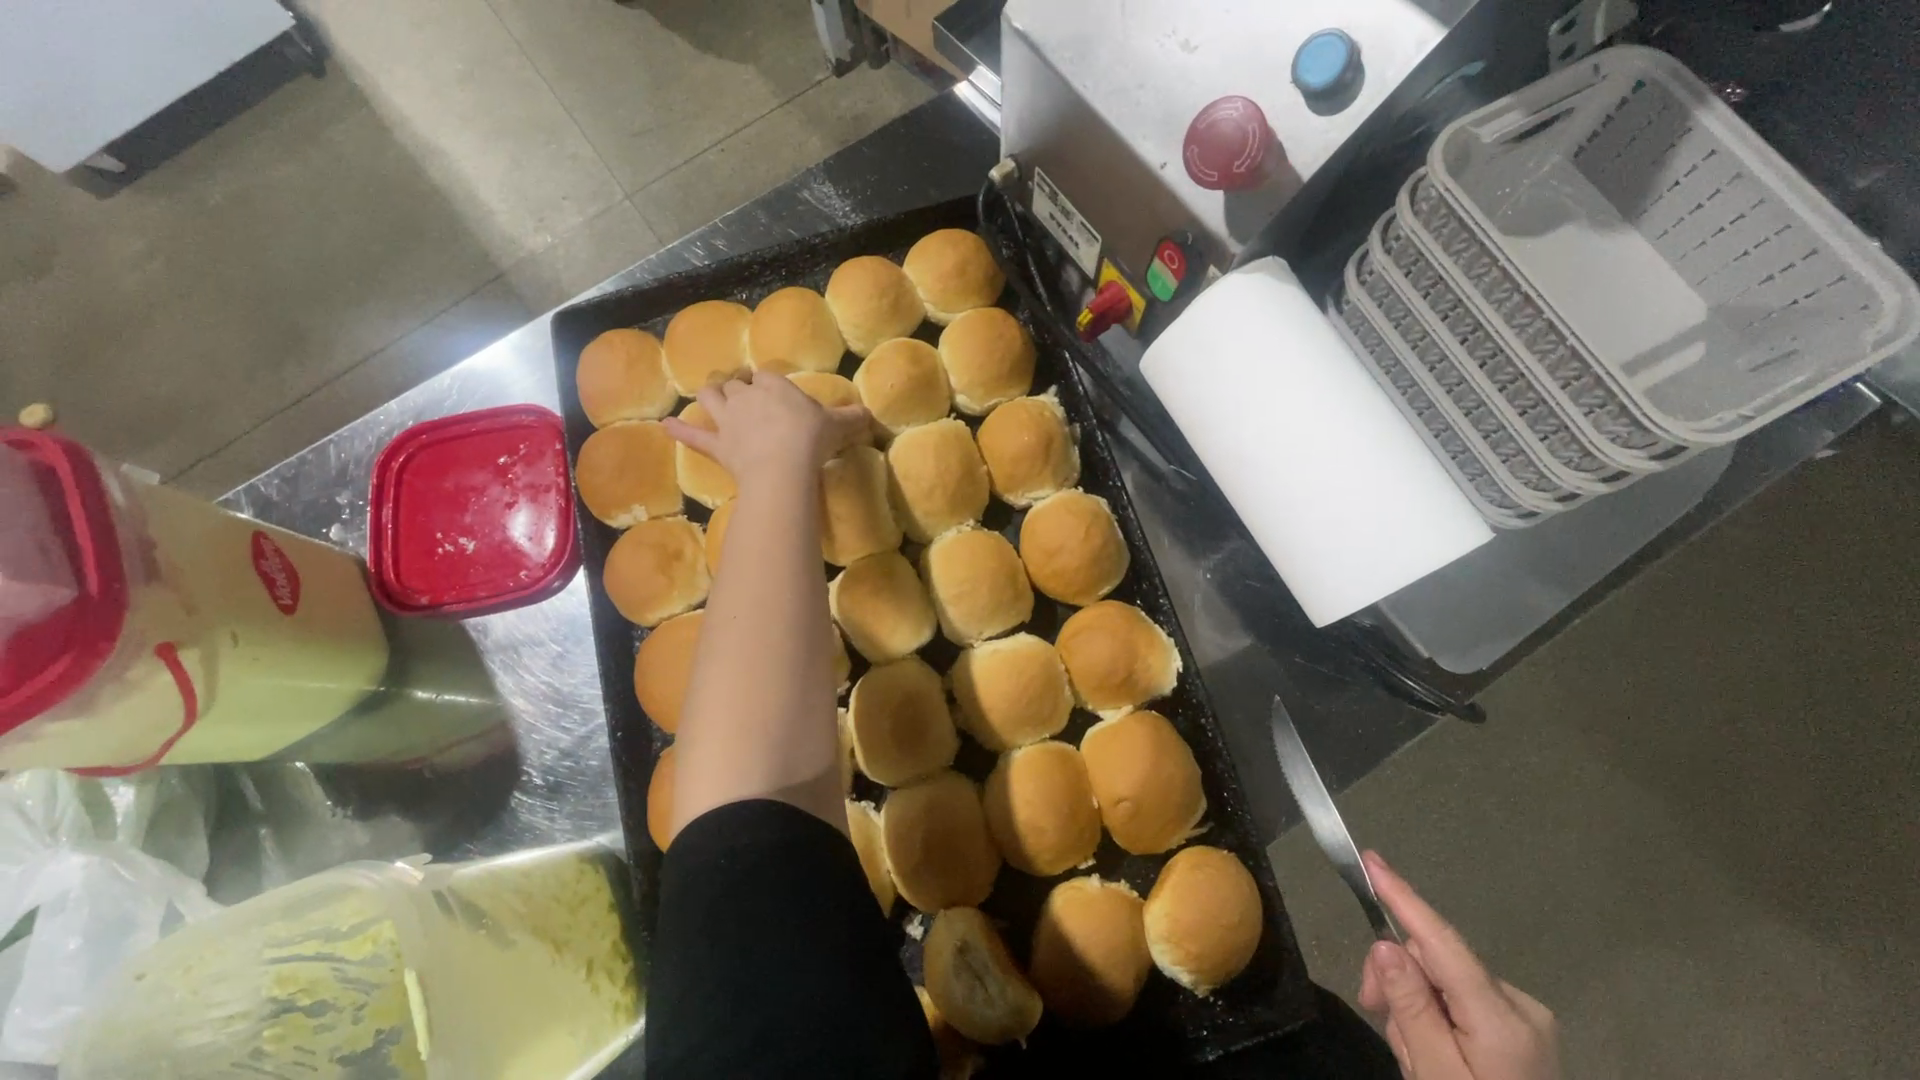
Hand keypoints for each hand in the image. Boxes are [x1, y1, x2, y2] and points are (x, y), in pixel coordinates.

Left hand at [662, 374, 869, 487]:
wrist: (783, 468)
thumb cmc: (812, 441)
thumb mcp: (838, 426)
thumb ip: (852, 417)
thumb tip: (869, 414)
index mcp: (774, 385)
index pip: (767, 376)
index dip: (768, 384)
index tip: (775, 393)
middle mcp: (746, 396)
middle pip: (736, 384)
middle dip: (738, 387)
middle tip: (744, 394)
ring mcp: (728, 420)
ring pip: (711, 397)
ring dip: (711, 395)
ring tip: (713, 396)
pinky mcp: (716, 446)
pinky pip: (693, 436)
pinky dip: (679, 430)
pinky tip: (665, 425)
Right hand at [1357, 851, 1559, 1079]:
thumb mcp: (1434, 1074)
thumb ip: (1410, 1009)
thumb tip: (1385, 945)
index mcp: (1502, 1017)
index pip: (1442, 943)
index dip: (1404, 899)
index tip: (1371, 860)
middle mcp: (1521, 1005)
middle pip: (1436, 962)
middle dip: (1397, 980)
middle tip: (1373, 1012)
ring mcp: (1527, 1018)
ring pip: (1445, 982)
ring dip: (1416, 1004)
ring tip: (1413, 1052)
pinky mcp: (1523, 1030)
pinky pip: (1463, 1001)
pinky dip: (1437, 1016)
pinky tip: (1435, 1051)